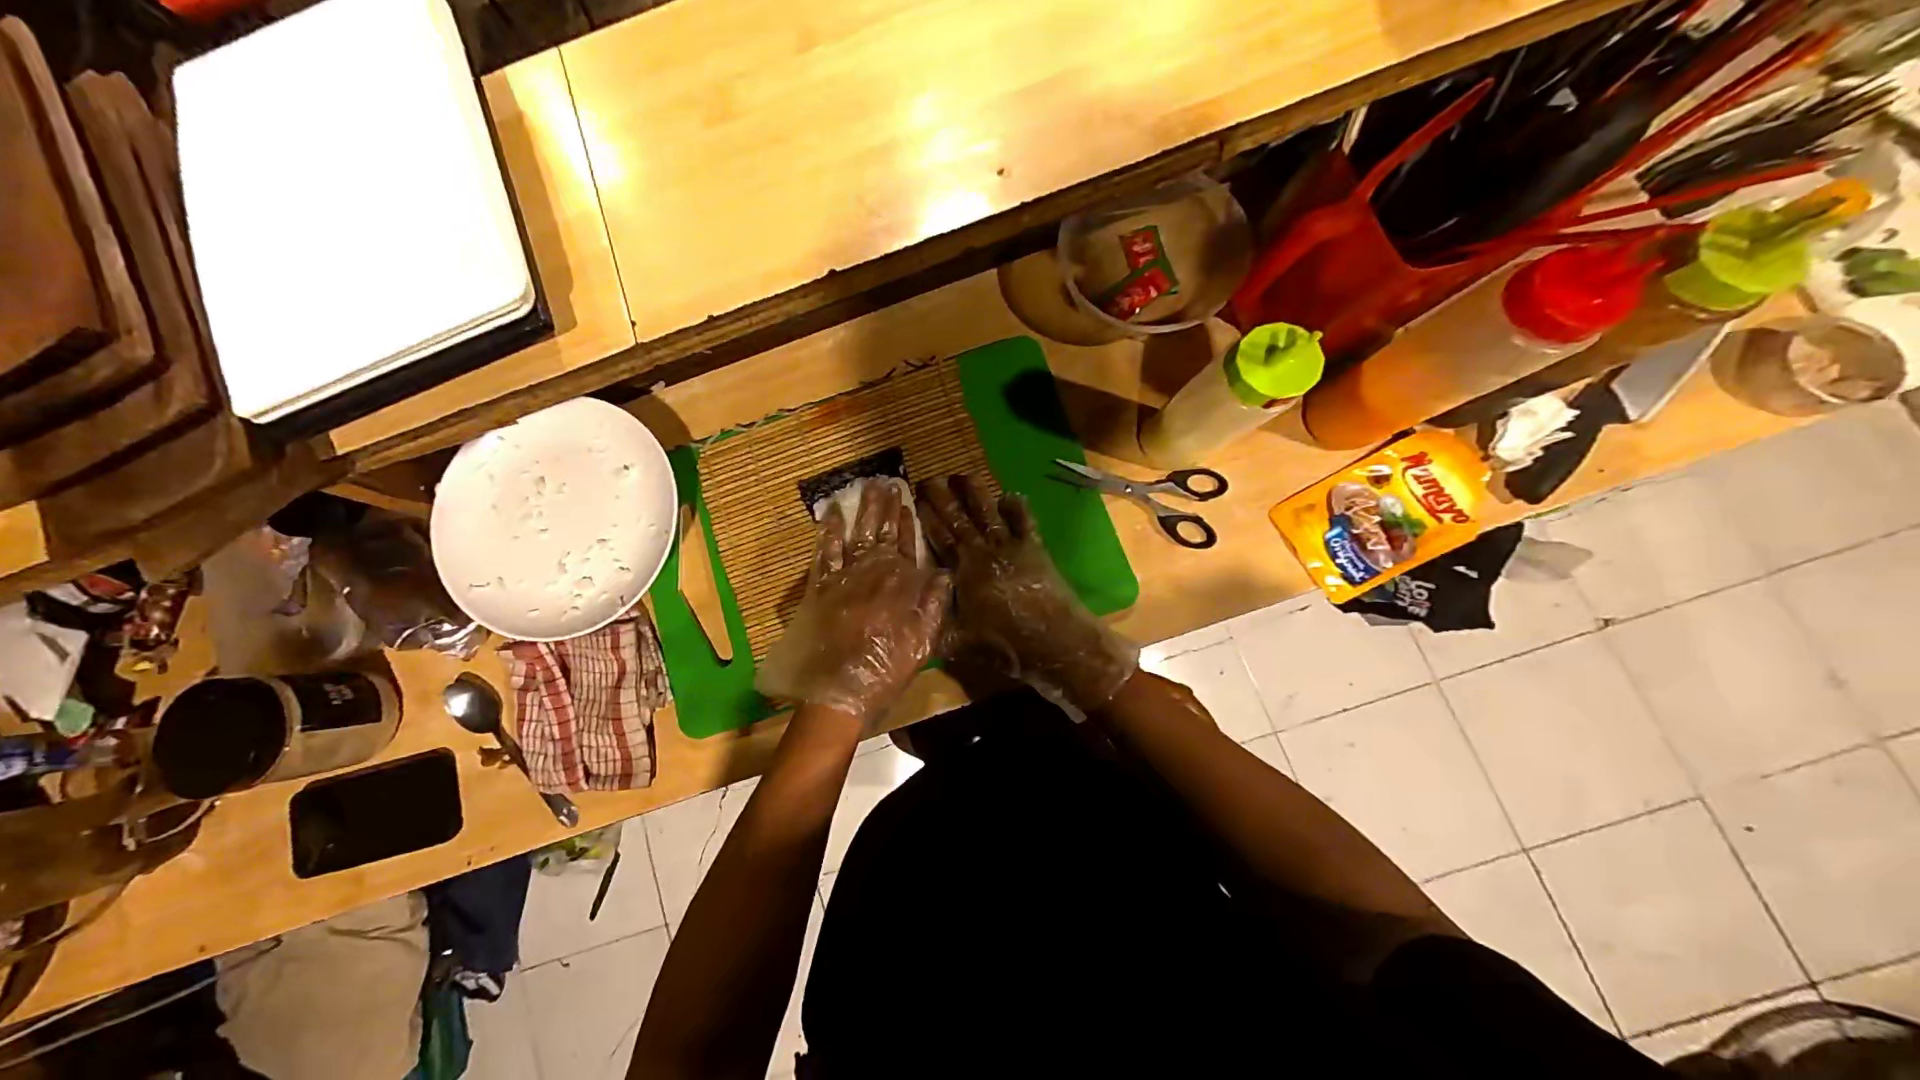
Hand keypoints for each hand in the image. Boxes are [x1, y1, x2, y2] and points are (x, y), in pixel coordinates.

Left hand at [755, 481, 949, 728]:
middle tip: (886, 482)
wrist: (842, 689)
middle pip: (881, 533)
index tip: (908, 500)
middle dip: (885, 507)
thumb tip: (943, 573)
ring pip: (856, 534)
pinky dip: (828, 531)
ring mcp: (845, 576)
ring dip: (862, 511)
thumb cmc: (887, 668)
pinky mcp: (821, 587)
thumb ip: (933, 604)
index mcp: (900, 583)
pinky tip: (831, 513)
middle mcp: (873, 572)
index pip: (907, 545)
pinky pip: (825, 552)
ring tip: (865, 488)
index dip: (908, 522)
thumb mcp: (922, 640)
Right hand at [918, 475, 1137, 710]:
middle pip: (961, 520)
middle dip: (944, 499)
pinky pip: (1025, 523)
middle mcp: (986, 552)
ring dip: (977, 494)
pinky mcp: (1036, 550)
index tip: (914, 499)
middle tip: (930, 478)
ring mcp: (1012, 548)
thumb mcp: (959, 641)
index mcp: (964, 571)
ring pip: (990, 514)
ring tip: (964, 475)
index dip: (927, 518)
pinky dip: (1017, 508)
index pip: (940, 538)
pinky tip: (1010, 495)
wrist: (1055, 641)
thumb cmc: (1005, 643)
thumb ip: (935, 623)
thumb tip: (913, 612)